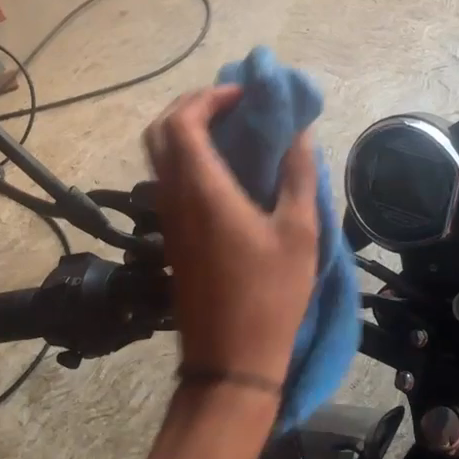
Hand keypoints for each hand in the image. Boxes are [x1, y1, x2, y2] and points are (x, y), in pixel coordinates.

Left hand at [143, 85, 320, 385]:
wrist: (229, 363)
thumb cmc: (270, 296)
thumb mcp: (299, 234)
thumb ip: (299, 176)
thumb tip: (299, 134)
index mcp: (203, 190)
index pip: (182, 122)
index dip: (209, 97)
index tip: (245, 95)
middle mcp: (174, 197)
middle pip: (160, 130)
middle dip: (192, 105)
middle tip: (233, 105)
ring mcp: (168, 219)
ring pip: (159, 155)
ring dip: (187, 130)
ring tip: (232, 131)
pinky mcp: (172, 236)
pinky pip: (168, 178)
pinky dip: (188, 156)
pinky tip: (226, 169)